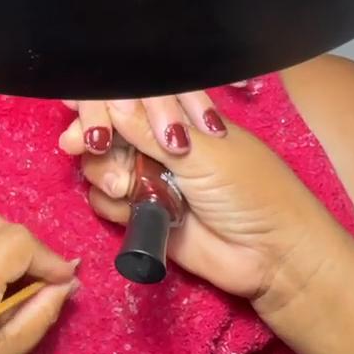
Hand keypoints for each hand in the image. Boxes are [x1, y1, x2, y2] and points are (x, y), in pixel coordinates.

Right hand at [59, 96, 348, 312]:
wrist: (272, 257)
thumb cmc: (252, 192)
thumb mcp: (203, 154)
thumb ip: (150, 130)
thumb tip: (109, 101)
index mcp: (179, 115)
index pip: (130, 96)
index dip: (102, 100)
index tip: (82, 109)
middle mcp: (157, 141)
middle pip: (106, 127)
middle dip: (90, 133)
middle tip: (81, 143)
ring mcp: (147, 175)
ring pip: (99, 164)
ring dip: (103, 172)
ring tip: (125, 188)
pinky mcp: (141, 210)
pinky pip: (104, 199)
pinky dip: (110, 203)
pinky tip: (130, 209)